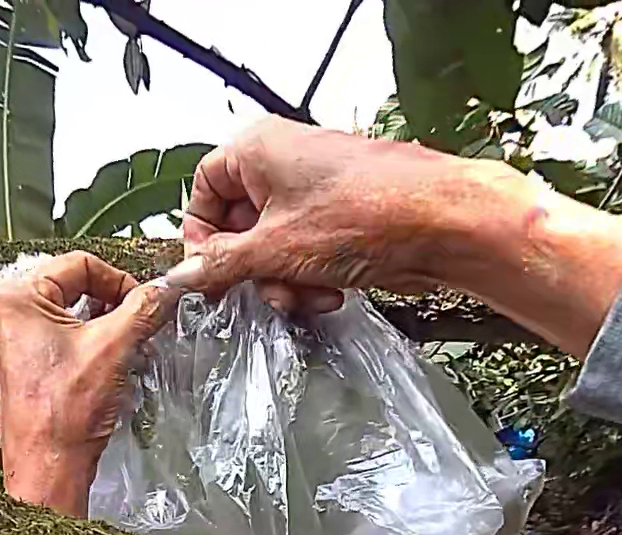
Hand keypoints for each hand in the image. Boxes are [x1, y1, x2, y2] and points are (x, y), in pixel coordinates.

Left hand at [0, 252, 173, 517]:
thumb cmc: (64, 414)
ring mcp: (18, 339)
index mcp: (17, 296)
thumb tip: (167, 288)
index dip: (120, 281)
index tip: (145, 304)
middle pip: (77, 287)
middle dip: (115, 306)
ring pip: (76, 314)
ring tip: (127, 351)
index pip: (81, 263)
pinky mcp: (31, 363)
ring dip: (108, 327)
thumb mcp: (113, 349)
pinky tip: (110, 367)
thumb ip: (143, 309)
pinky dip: (95, 346)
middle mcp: (11, 312)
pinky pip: (68, 338)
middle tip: (139, 329)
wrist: (48, 466)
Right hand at [170, 117, 621, 357]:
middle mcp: (283, 166)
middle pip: (240, 227)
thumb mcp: (274, 248)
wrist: (438, 224)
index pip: (204, 191)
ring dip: (285, 283)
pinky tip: (332, 292)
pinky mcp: (339, 222)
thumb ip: (222, 265)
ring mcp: (314, 194)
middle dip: (253, 272)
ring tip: (310, 296)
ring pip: (273, 249)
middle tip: (269, 295)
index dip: (202, 238)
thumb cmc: (359, 216)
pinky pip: (305, 256)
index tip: (210, 277)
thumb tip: (183, 277)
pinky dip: (310, 279)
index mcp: (256, 151)